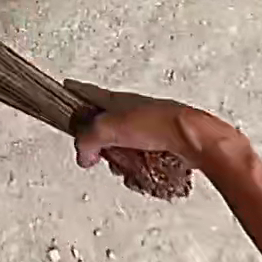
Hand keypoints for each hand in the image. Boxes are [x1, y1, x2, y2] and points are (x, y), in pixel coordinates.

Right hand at [64, 80, 251, 177]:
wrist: (195, 139)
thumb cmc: (156, 123)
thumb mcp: (106, 129)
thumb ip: (86, 142)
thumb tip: (83, 156)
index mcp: (114, 99)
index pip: (86, 91)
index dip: (74, 91)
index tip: (66, 88)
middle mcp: (131, 110)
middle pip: (103, 128)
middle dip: (101, 146)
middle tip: (102, 155)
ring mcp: (148, 128)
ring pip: (123, 147)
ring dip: (123, 161)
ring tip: (130, 167)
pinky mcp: (163, 145)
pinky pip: (142, 160)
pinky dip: (141, 169)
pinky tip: (145, 173)